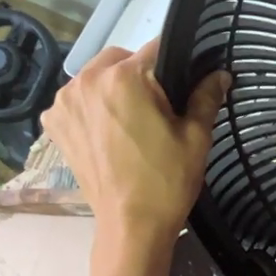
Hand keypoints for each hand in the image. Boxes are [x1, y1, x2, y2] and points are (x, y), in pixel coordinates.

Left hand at [42, 39, 229, 251]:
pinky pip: (78, 102)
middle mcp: (86, 79)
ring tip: (132, 126)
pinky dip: (93, 111)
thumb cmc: (167, 182)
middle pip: (119, 60)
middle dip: (139, 77)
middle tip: (158, 113)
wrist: (131, 225)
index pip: (155, 50)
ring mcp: (64, 101)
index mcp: (124, 78)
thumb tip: (220, 74)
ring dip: (114, 91)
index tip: (184, 87)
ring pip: (96, 79)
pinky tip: (109, 136)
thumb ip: (206, 98)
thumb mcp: (195, 139)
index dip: (174, 65)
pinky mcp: (55, 122)